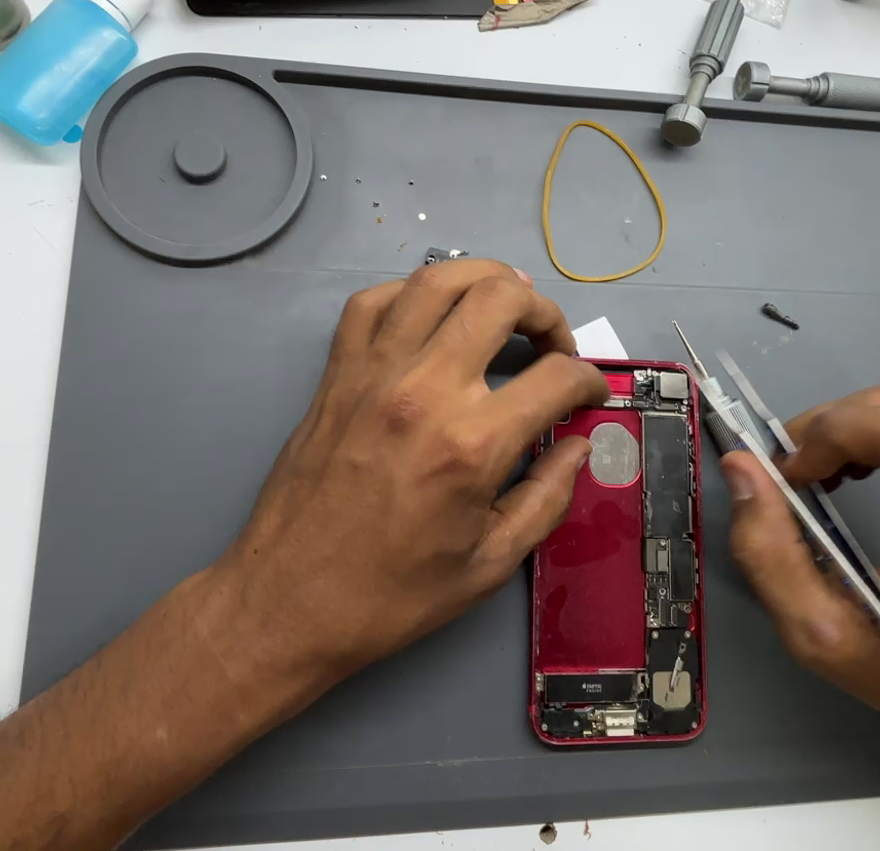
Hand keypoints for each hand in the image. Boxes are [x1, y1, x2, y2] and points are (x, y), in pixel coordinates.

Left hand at [214, 260, 609, 680]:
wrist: (289, 601)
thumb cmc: (393, 594)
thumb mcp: (490, 563)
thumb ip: (548, 497)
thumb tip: (578, 446)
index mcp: (473, 443)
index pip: (556, 376)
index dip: (590, 380)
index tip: (591, 395)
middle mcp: (425, 388)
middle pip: (501, 299)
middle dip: (545, 313)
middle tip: (553, 345)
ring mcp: (374, 372)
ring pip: (436, 281)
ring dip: (484, 279)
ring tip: (504, 305)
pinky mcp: (336, 373)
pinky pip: (372, 302)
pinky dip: (411, 294)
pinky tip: (431, 317)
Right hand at [721, 378, 879, 749]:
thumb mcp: (814, 634)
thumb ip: (767, 552)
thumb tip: (742, 463)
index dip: (841, 430)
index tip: (793, 472)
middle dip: (836, 424)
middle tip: (793, 471)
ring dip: (855, 425)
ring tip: (821, 470)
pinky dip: (879, 433)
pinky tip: (856, 469)